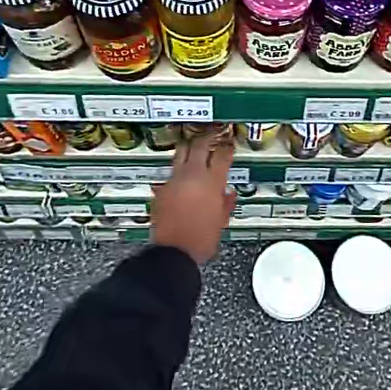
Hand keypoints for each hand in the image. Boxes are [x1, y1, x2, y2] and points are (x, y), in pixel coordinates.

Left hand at [151, 125, 236, 264]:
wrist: (173, 253)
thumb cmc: (200, 240)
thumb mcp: (221, 221)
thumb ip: (225, 202)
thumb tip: (228, 194)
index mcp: (211, 182)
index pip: (222, 154)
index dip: (227, 147)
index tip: (229, 145)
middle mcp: (192, 176)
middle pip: (199, 144)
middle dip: (207, 137)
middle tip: (213, 136)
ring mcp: (174, 181)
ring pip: (181, 153)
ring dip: (190, 149)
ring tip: (195, 149)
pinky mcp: (161, 189)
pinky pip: (171, 173)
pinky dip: (179, 171)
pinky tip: (183, 178)